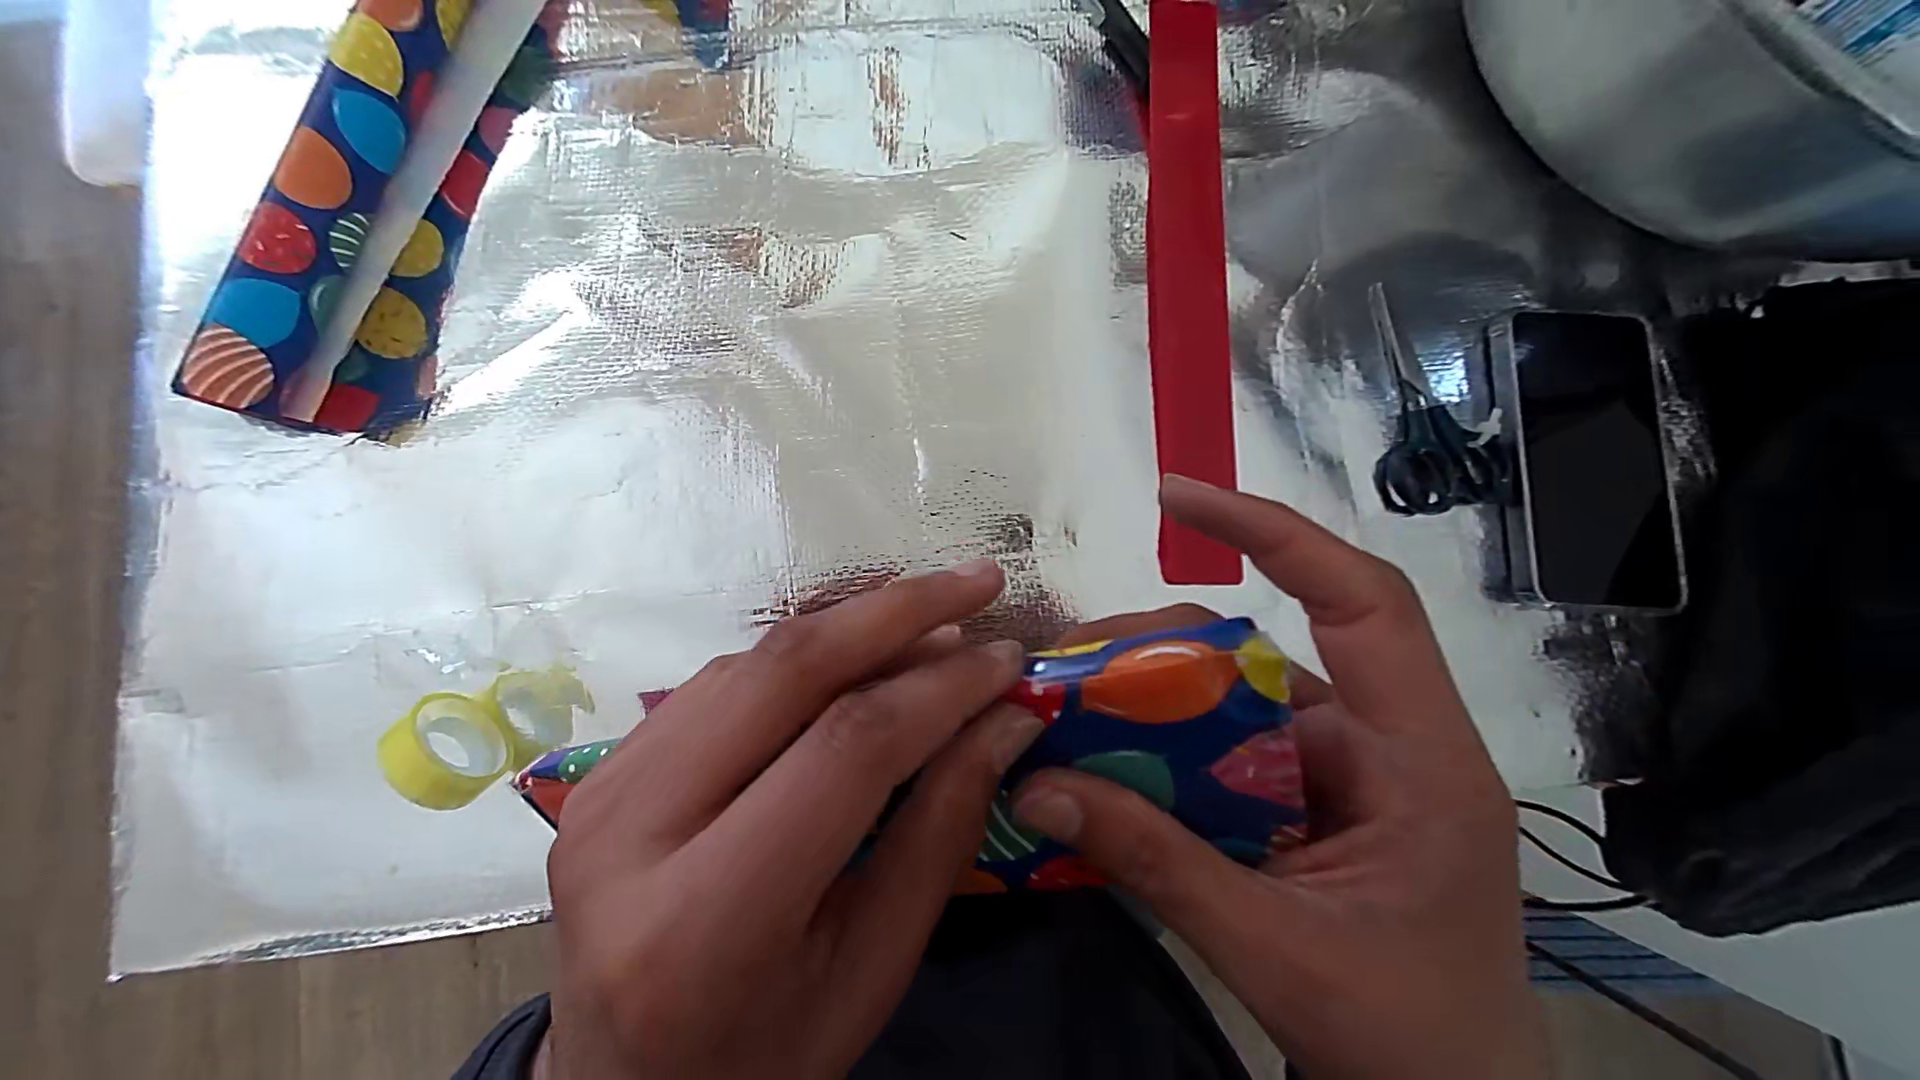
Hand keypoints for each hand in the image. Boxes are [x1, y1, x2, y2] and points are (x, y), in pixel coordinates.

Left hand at [542, 560, 1042, 1078]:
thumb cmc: (767, 1049)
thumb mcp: (876, 962)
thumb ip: (942, 826)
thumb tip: (1006, 715)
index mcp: (703, 918)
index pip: (847, 749)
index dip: (941, 689)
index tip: (1008, 657)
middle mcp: (632, 831)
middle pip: (787, 671)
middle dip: (897, 610)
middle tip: (976, 581)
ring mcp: (607, 787)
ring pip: (754, 659)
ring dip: (853, 623)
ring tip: (933, 615)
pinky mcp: (609, 766)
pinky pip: (726, 678)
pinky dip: (805, 651)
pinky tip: (861, 646)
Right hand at [1013, 476, 1552, 1079]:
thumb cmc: (1409, 1037)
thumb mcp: (1277, 951)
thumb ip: (1158, 864)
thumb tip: (1041, 786)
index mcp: (1416, 755)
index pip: (1361, 601)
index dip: (1275, 534)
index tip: (1179, 495)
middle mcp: (1374, 739)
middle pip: (1257, 651)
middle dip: (1158, 647)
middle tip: (1068, 664)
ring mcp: (1330, 768)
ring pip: (1225, 699)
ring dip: (1147, 700)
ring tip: (1066, 710)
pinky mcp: (1294, 797)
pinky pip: (1213, 748)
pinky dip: (1156, 747)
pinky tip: (1101, 761)